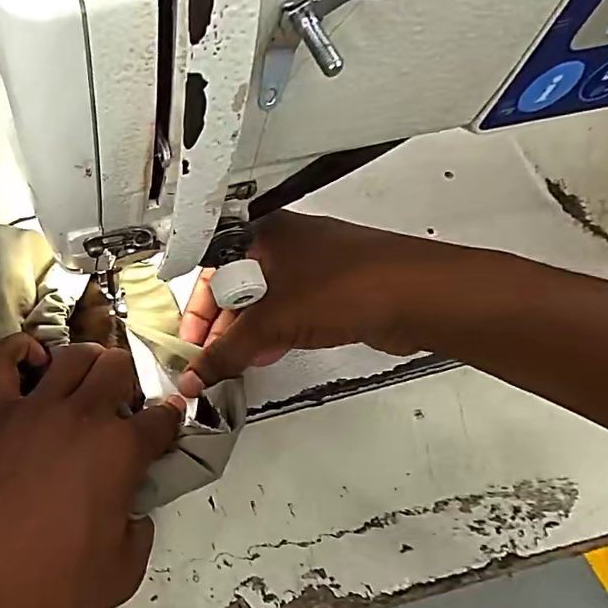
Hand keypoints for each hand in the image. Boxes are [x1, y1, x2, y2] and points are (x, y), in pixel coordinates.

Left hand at [0, 335, 184, 607]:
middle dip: (132, 381)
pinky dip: (21, 351)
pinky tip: (35, 361)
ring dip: (91, 361)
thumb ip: (139, 531)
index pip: (161, 418)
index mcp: (122, 451)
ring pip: (73, 355)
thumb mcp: (124, 569)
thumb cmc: (52, 584)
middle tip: (127, 406)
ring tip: (92, 380)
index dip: (170, 419)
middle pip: (119, 368)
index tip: (166, 424)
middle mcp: (83, 419)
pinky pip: (3, 362)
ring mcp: (36, 412)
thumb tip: (132, 514)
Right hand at [178, 212, 479, 395]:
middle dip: (221, 327)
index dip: (197, 311)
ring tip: (235, 362)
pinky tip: (269, 352)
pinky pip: (290, 312)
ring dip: (247, 334)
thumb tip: (199, 373)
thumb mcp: (272, 321)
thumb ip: (228, 351)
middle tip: (209, 359)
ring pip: (264, 302)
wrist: (416, 296)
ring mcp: (311, 267)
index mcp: (263, 234)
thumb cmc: (351, 285)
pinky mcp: (332, 290)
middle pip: (236, 288)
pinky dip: (274, 333)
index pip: (211, 271)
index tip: (190, 344)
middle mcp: (285, 245)